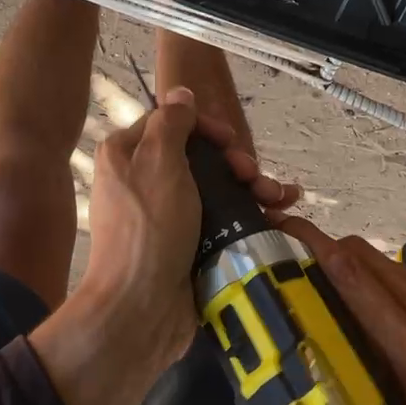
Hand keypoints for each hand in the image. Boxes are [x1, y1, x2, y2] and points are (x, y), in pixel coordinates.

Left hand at [30, 87, 297, 404]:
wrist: (140, 311)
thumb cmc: (149, 228)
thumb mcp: (159, 163)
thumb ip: (171, 123)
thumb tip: (179, 93)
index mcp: (125, 155)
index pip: (169, 123)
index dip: (203, 126)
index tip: (229, 140)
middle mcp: (142, 182)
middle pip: (197, 157)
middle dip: (233, 162)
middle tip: (253, 177)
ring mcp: (165, 217)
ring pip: (214, 189)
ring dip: (251, 188)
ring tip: (279, 200)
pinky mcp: (186, 247)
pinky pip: (221, 221)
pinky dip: (249, 217)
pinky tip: (279, 219)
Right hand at [277, 218, 405, 404]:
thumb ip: (359, 362)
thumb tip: (313, 321)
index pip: (352, 273)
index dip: (313, 243)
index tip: (283, 227)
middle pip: (369, 257)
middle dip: (331, 253)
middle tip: (304, 264)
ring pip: (397, 265)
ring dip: (369, 274)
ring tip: (356, 299)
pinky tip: (405, 316)